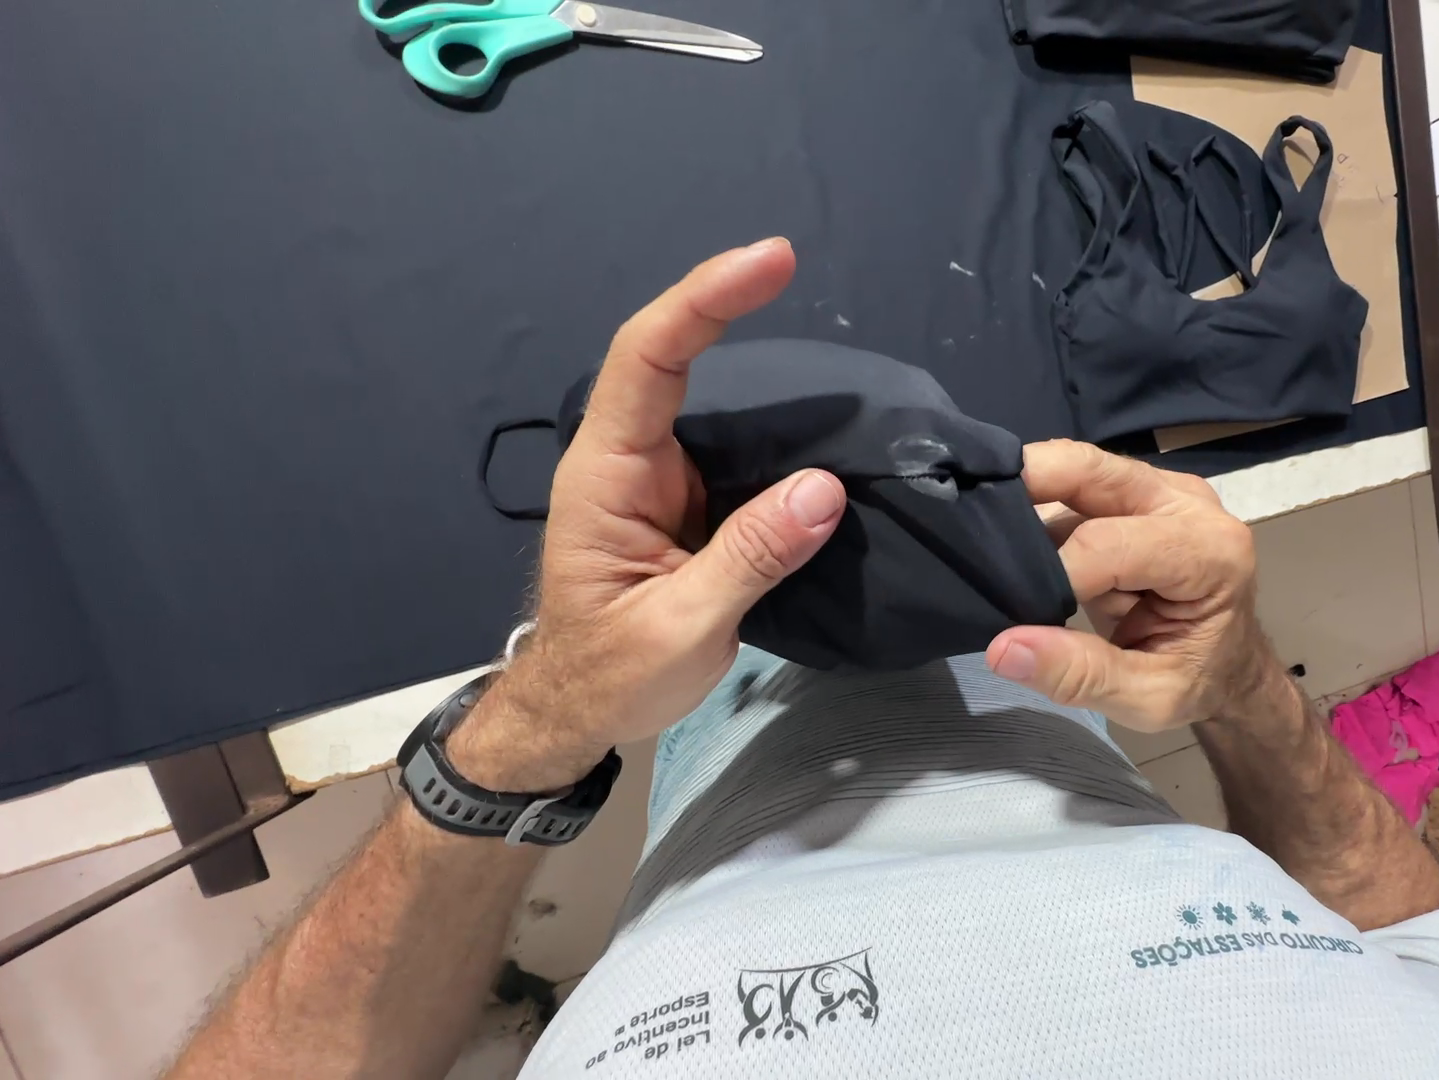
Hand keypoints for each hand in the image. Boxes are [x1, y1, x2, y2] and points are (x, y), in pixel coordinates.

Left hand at [448, 239, 847, 791]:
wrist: (581, 710)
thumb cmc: (610, 675)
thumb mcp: (680, 627)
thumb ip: (749, 558)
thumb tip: (826, 488)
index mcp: (608, 476)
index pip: (649, 361)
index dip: (705, 302)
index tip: (771, 262)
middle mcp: (633, 460)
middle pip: (679, 359)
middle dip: (732, 307)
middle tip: (795, 270)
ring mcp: (665, 480)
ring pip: (717, 405)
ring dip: (769, 372)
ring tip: (828, 352)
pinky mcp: (695, 504)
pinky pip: (743, 452)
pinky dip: (785, 432)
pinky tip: (826, 430)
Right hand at [985, 440, 1275, 732]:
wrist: (1229, 664)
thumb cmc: (1200, 682)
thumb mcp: (1148, 700)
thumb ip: (1080, 675)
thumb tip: (1002, 648)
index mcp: (1209, 553)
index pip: (1110, 543)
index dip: (1054, 572)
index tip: (1015, 610)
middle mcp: (1187, 504)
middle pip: (1091, 471)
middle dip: (1026, 483)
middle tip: (966, 511)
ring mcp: (1160, 491)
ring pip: (1077, 470)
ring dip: (1027, 493)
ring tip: (980, 527)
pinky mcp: (1133, 493)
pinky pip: (1074, 487)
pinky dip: (1036, 506)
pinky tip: (1006, 535)